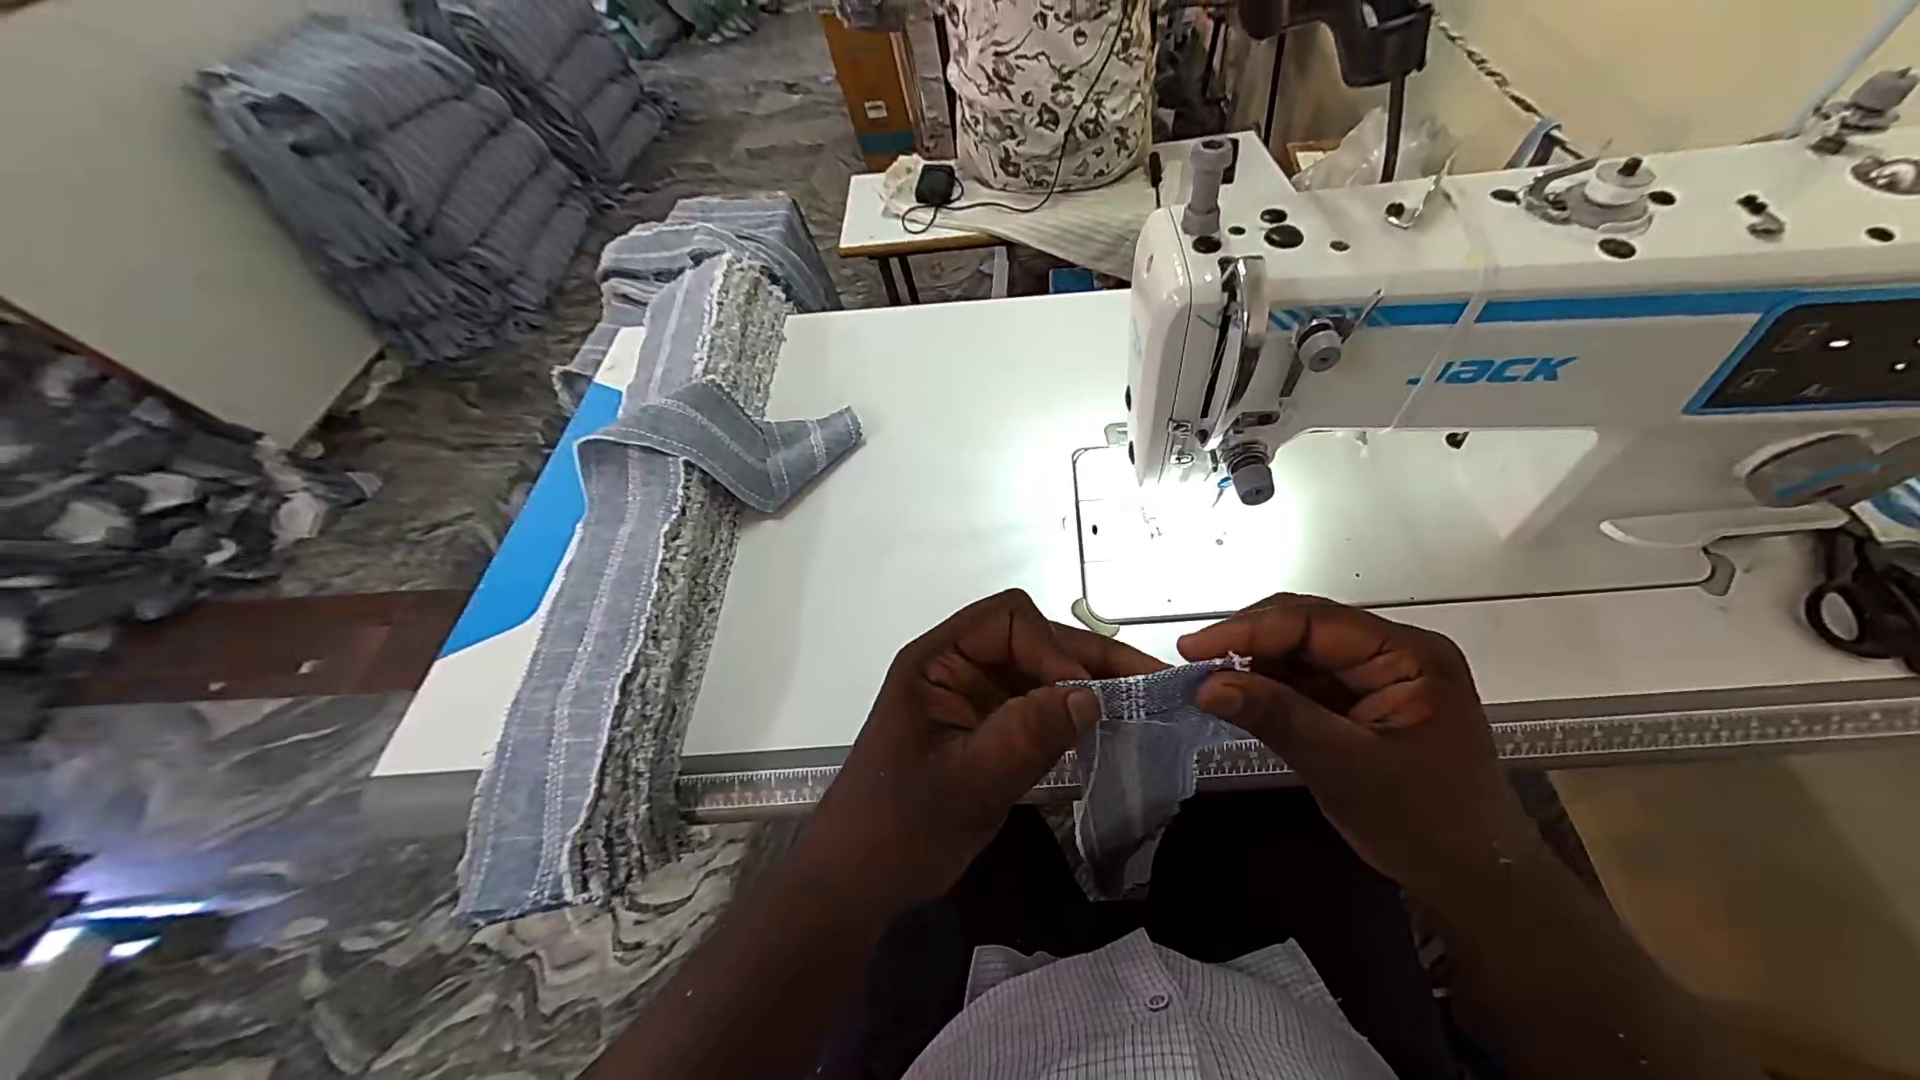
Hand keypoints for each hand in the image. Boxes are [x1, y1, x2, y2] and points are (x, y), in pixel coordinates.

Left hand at [802, 589, 1167, 908]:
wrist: (860, 881)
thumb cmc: (897, 828)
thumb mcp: (966, 781)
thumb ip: (1026, 734)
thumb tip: (1089, 696)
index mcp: (936, 662)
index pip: (1006, 620)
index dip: (1051, 646)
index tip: (1081, 693)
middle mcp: (956, 669)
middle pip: (1029, 640)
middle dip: (1085, 657)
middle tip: (1147, 678)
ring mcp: (972, 699)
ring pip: (1038, 671)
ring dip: (1084, 681)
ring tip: (1139, 698)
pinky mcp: (984, 729)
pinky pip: (1034, 705)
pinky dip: (1069, 711)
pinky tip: (1102, 725)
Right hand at [1180, 594, 1534, 891]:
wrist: (1473, 885)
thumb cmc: (1428, 826)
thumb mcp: (1346, 767)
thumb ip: (1277, 717)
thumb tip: (1207, 686)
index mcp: (1409, 655)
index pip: (1315, 622)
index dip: (1248, 630)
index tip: (1193, 647)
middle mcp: (1391, 653)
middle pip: (1303, 627)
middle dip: (1246, 642)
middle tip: (1192, 661)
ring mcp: (1372, 677)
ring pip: (1295, 652)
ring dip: (1250, 664)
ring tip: (1205, 679)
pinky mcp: (1354, 701)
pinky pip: (1298, 680)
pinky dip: (1263, 686)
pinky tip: (1234, 695)